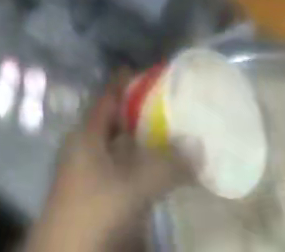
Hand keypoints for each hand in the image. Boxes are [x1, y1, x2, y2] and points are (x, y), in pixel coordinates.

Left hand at [24, 75, 193, 251]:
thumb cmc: (92, 212)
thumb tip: (199, 143)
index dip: (129, 82)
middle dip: (143, 114)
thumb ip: (166, 165)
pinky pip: (122, 176)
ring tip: (178, 139)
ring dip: (144, 145)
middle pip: (116, 123)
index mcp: (86, 134)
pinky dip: (142, 172)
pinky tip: (163, 178)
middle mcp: (85, 149)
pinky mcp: (96, 201)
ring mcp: (88, 177)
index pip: (108, 96)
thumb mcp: (132, 187)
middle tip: (177, 107)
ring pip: (120, 151)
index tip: (157, 72)